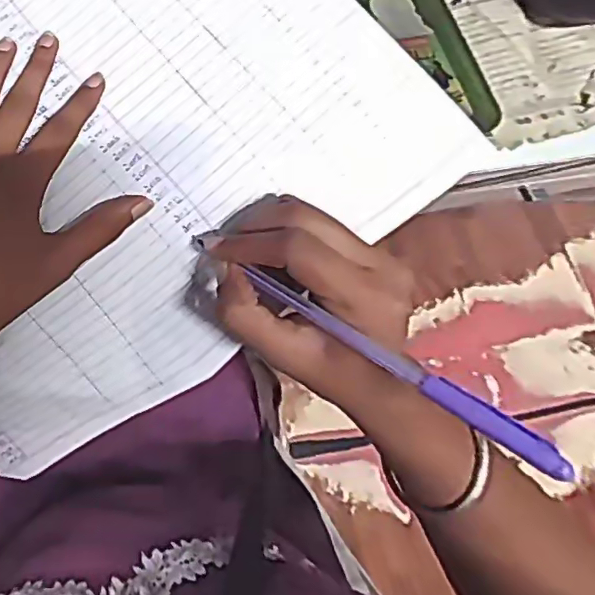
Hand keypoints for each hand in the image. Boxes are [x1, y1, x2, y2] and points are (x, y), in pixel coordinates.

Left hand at [0, 34, 152, 369]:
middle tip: (47, 39)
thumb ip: (100, 228)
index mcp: (25, 182)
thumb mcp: (57, 262)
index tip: (93, 78)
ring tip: (7, 43)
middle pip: (19, 106)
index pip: (60, 132)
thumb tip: (140, 202)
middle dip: (37, 70)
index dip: (80, 104)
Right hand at [205, 196, 418, 407]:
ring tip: (246, 253)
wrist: (373, 380)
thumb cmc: (327, 371)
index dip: (248, 244)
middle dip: (252, 227)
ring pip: (307, 213)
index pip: (297, 247)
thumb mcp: (278, 352)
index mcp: (363, 295)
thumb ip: (242, 313)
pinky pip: (315, 222)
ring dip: (266, 226)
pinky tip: (270, 258)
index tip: (215, 251)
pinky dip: (281, 231)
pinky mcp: (369, 247)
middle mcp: (380, 264)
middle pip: (302, 217)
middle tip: (224, 247)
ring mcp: (379, 252)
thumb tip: (225, 268)